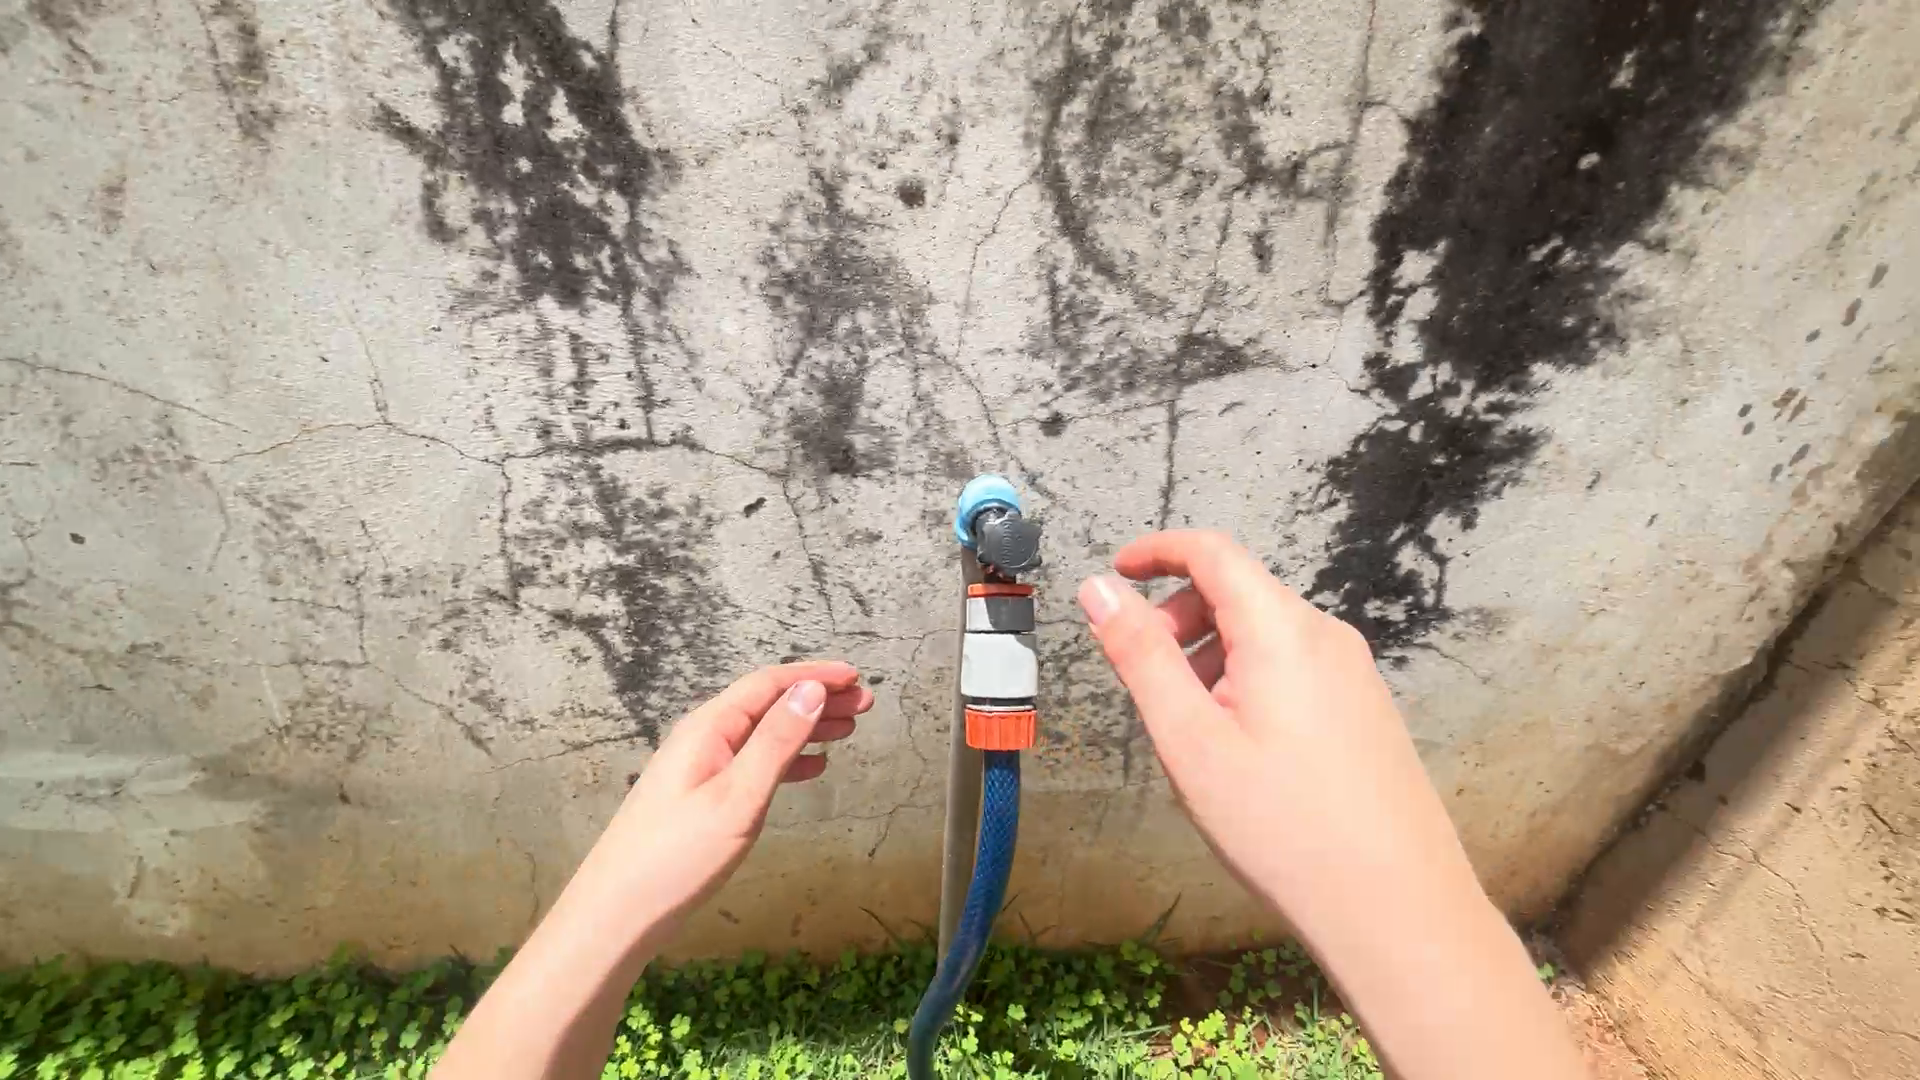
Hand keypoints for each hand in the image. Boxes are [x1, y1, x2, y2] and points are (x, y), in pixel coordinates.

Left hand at [569, 661, 872, 942]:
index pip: (769, 683)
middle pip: (769, 703)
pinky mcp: (702, 794)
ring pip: (764, 731)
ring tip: (849, 730)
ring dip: (808, 726)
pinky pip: (754, 760)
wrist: (614, 917)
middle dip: (818, 697)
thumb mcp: (738, 797)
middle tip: (865, 704)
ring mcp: (701, 765)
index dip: (815, 675)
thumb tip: (811, 690)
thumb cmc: (678, 857)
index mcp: (710, 727)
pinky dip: (788, 758)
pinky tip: (813, 767)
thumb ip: (776, 742)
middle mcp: (705, 736)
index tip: (856, 677)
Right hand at [1076, 531, 1586, 1079]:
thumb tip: (1097, 588)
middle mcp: (1324, 635)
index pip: (1212, 552)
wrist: (1400, 913)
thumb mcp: (1189, 737)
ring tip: (1188, 722)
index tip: (1116, 571)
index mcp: (1281, 630)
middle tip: (1146, 675)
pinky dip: (1242, 674)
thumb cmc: (1280, 823)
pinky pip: (1288, 662)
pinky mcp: (1363, 705)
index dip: (1157, 550)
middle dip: (1177, 614)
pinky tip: (1236, 742)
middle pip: (1236, 591)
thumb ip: (1139, 653)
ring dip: (1207, 650)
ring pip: (1261, 630)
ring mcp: (1352, 671)